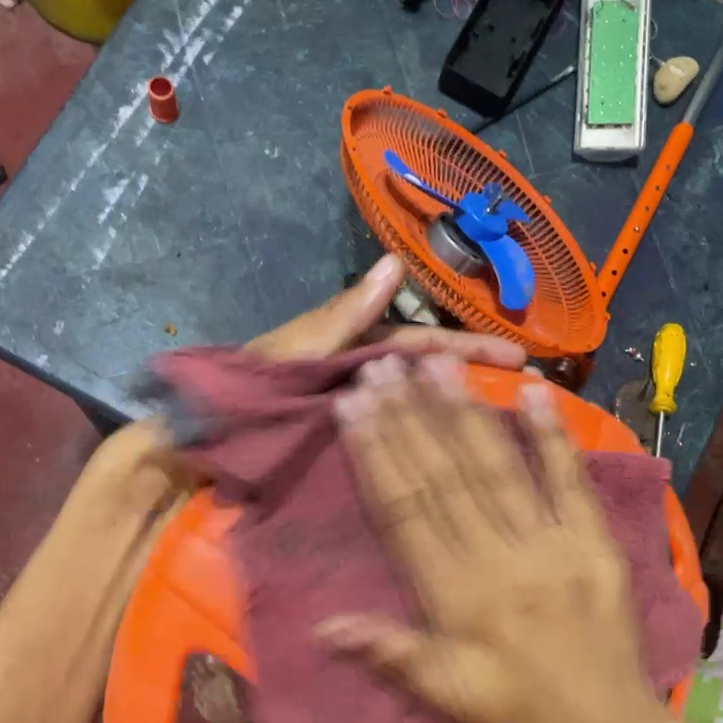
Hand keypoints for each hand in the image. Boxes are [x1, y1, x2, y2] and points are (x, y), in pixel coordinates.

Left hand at [102, 253, 527, 478]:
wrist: (197, 448)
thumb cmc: (243, 393)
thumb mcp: (294, 353)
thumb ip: (342, 317)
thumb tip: (394, 261)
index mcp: (348, 347)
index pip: (420, 344)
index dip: (467, 349)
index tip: (517, 359)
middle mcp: (355, 377)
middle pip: (423, 375)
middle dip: (471, 379)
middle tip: (524, 394)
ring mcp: (349, 412)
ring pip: (410, 407)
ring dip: (452, 411)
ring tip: (502, 428)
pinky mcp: (342, 445)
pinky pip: (389, 439)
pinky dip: (420, 442)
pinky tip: (449, 461)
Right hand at [313, 352, 671, 722]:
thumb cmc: (518, 718)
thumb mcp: (447, 698)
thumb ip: (391, 653)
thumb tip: (324, 625)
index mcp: (456, 595)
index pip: (406, 511)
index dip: (376, 455)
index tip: (353, 406)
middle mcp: (499, 558)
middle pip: (445, 477)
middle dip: (409, 418)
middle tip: (383, 365)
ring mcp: (551, 545)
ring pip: (496, 468)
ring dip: (464, 413)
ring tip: (436, 364)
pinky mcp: (593, 543)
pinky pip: (570, 481)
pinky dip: (551, 436)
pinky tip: (533, 392)